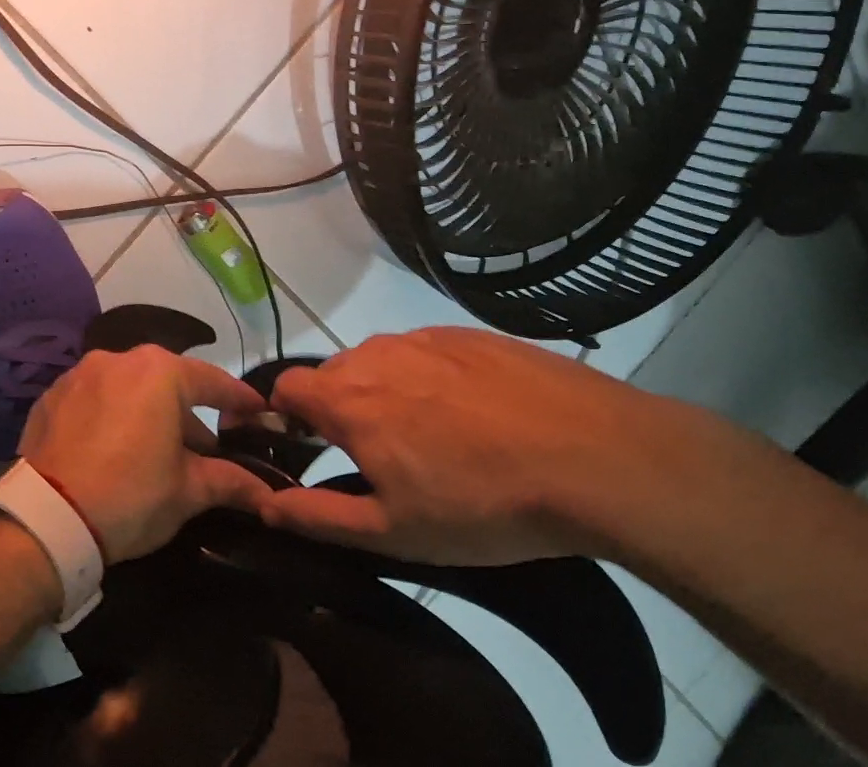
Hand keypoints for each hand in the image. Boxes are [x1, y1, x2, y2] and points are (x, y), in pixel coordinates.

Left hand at [18, 346, 272, 564]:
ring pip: (126, 389)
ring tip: (156, 453)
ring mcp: (77, 375)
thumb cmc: (130, 496)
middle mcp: (115, 360)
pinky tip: (113, 450)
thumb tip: (265, 492)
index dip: (239, 400)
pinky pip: (92, 401)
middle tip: (203, 450)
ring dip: (146, 413)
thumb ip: (230, 481)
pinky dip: (109, 418)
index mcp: (157, 372)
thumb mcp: (188, 491)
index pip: (212, 381)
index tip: (258, 413)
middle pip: (165, 382)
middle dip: (187, 413)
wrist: (48, 518)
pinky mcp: (49, 397)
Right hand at [257, 327, 702, 565]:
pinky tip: (475, 414)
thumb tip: (263, 504)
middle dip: (337, 406)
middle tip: (378, 451)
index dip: (285, 416)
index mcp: (347, 400)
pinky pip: (428, 353)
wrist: (604, 462)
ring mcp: (427, 340)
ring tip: (433, 434)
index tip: (308, 446)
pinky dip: (432, 378)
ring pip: (381, 360)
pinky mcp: (474, 335)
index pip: (284, 388)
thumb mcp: (394, 531)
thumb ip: (318, 515)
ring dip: (385, 390)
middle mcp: (375, 356)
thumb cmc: (485, 504)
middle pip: (332, 373)